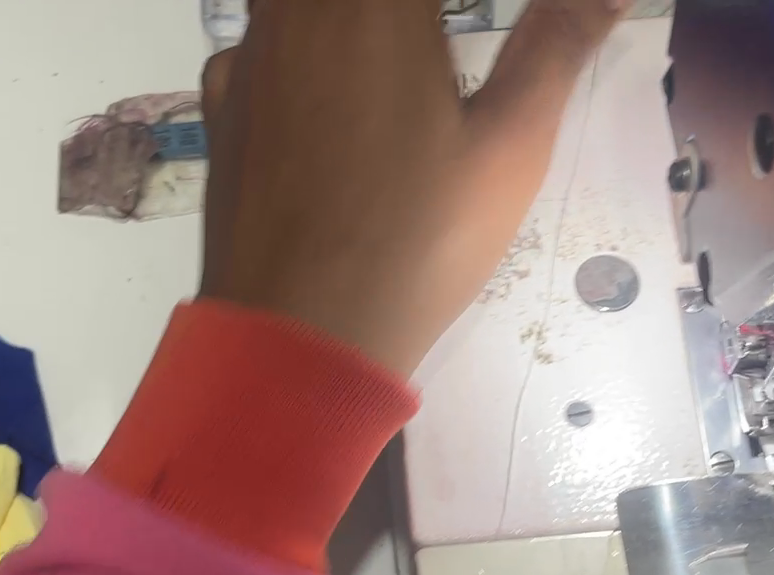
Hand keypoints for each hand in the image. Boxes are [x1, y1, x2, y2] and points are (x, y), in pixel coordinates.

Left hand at [200, 0, 626, 378]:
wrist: (302, 342)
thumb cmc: (416, 246)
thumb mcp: (509, 149)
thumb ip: (556, 44)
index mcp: (374, 0)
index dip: (442, 22)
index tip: (454, 56)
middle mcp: (296, 7)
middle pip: (355, 3)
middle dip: (397, 26)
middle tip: (427, 55)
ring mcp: (245, 61)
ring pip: (292, 4)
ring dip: (343, 26)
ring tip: (383, 72)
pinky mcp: (218, 117)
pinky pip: (256, 54)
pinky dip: (293, 60)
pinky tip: (319, 115)